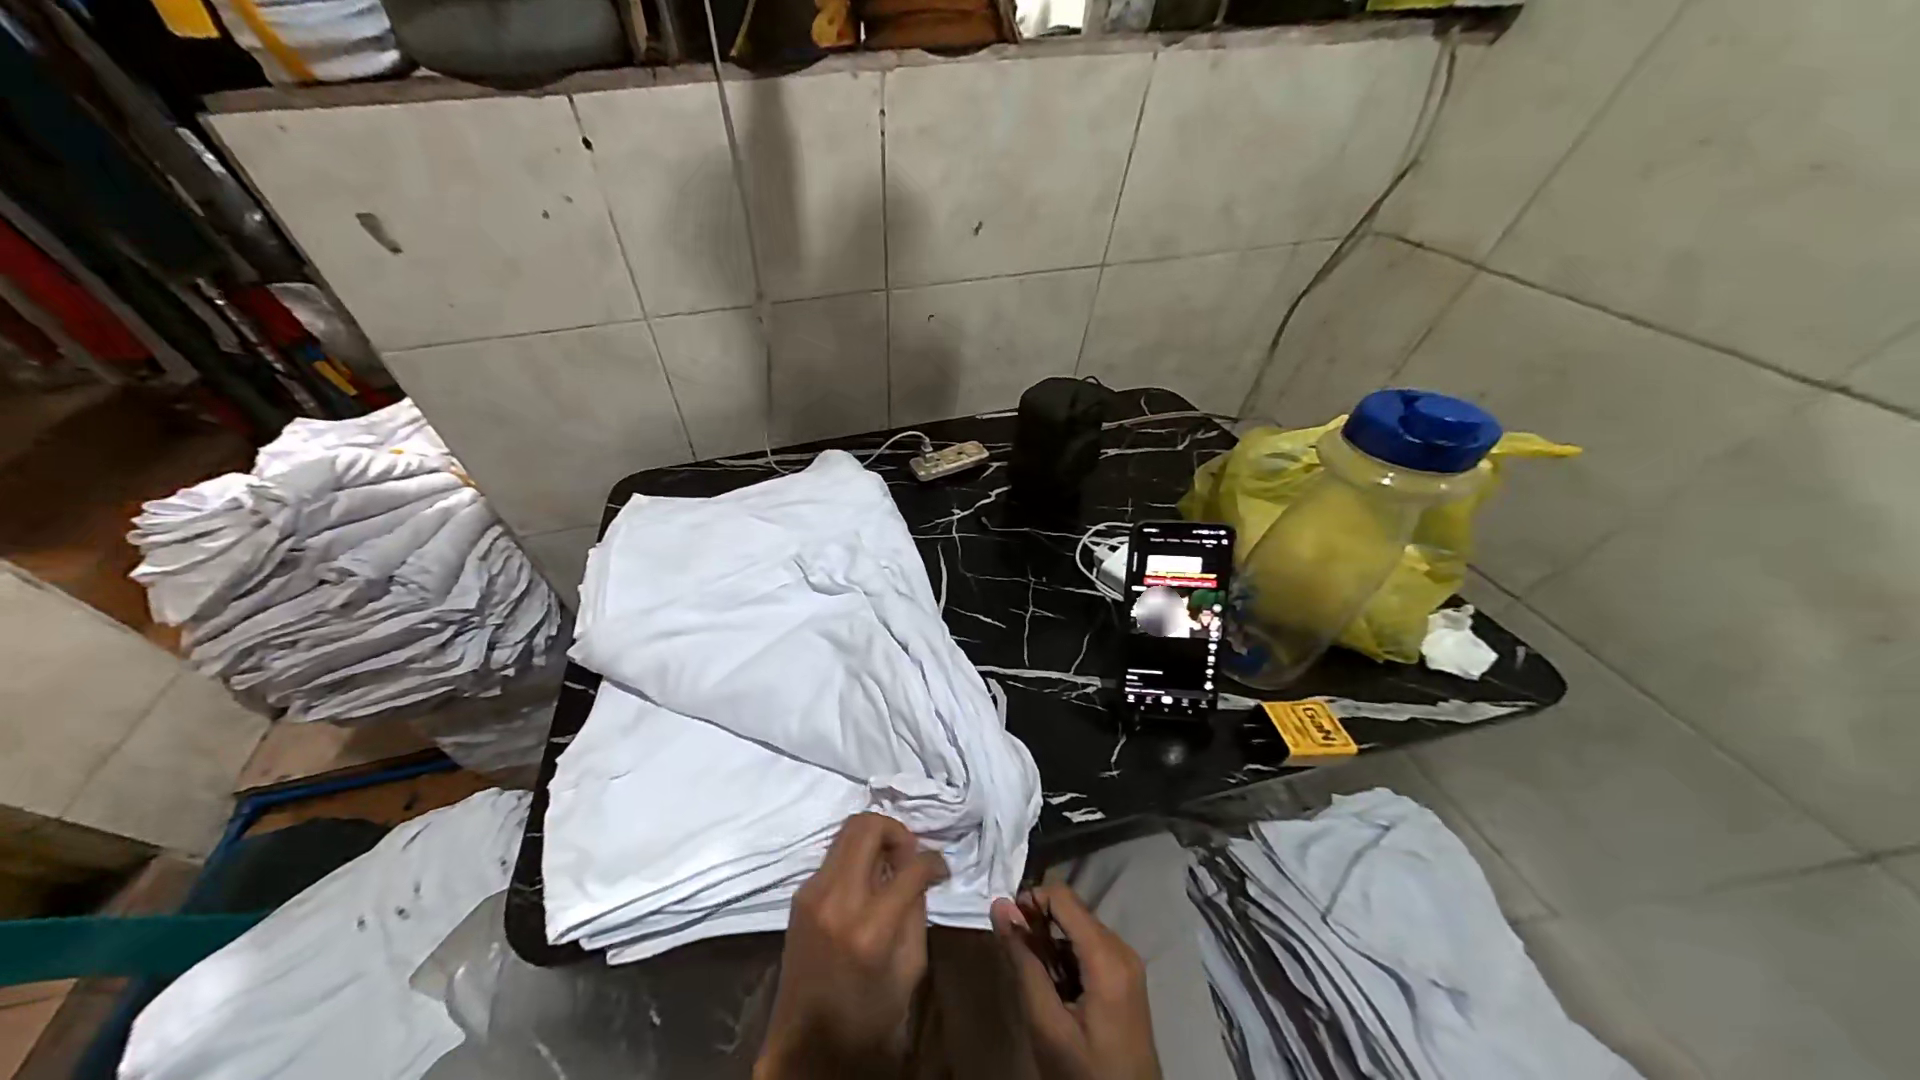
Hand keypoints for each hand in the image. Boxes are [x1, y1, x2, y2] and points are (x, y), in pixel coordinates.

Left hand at [755, 813, 949, 1078]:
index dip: (934, 860)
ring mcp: (812, 893)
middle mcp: (836, 899)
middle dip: (897, 831)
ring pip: (846, 831)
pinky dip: (856, 856)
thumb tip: (919, 873)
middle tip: (910, 855)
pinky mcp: (799, 894)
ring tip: (890, 866)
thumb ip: (915, 911)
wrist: (805, 1044)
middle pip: (866, 825)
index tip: (940, 868)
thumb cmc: (867, 1016)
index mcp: (870, 927)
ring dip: (875, 839)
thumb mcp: (909, 969)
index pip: (910, 866)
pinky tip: (867, 883)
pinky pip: (834, 854)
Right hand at [993, 884, 1161, 1079]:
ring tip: (1032, 974)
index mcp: (1107, 956)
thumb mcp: (1046, 1022)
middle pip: (1072, 911)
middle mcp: (1122, 949)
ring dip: (1050, 941)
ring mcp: (1127, 963)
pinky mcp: (1125, 978)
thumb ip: (1023, 960)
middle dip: (1038, 923)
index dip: (1030, 901)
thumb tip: (1000, 906)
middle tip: (1014, 953)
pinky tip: (1053, 985)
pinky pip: (1090, 947)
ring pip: (1079, 928)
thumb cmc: (1084, 1073)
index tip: (1005, 924)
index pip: (1063, 897)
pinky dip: (1066, 955)